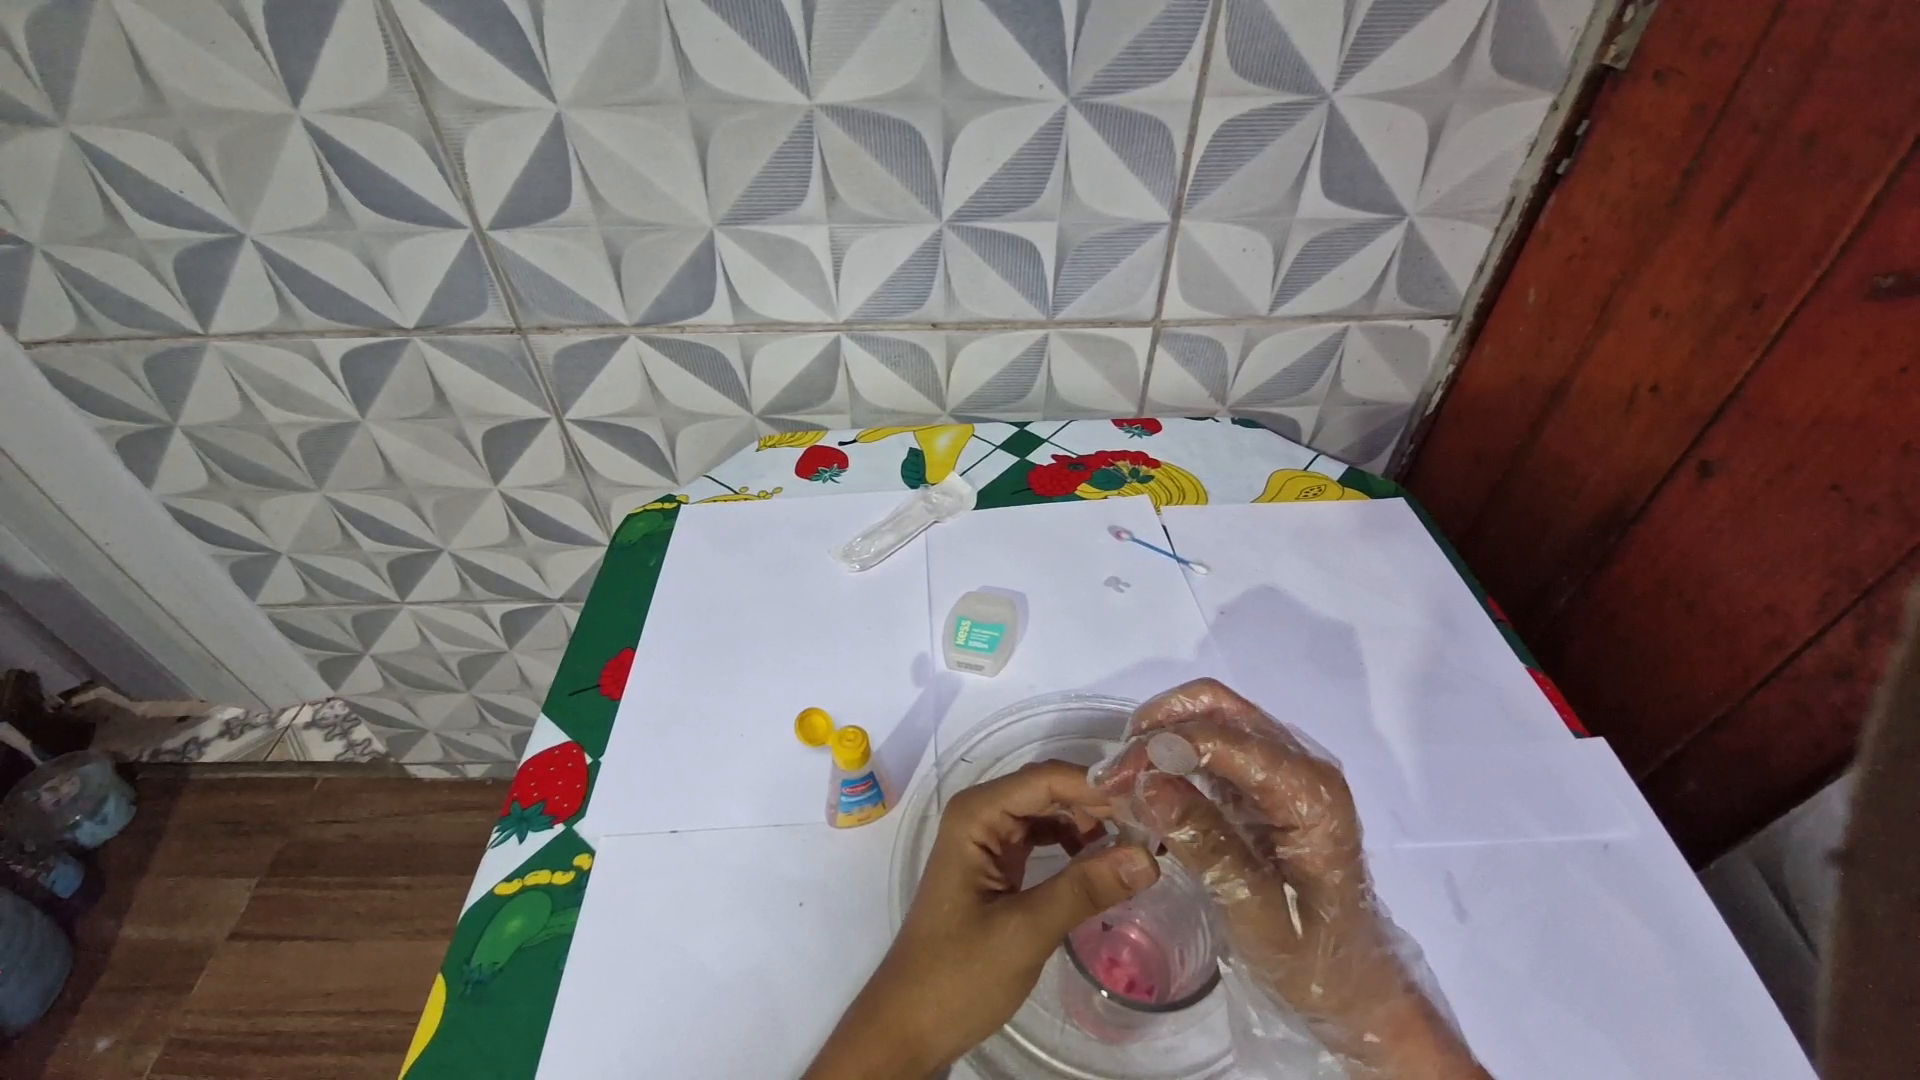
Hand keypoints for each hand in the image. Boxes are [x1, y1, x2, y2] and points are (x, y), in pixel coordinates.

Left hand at [804, 761, 1159, 1078]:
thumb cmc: (957, 974)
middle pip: (1049, 789)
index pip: (1047, 779)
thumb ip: (1085, 889)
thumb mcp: (1025, 930)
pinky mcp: (997, 866)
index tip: (1152, 803)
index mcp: (977, 815)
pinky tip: (1103, 863)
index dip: (1098, 786)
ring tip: (1138, 843)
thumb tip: (1149, 856)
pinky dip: (1074, 844)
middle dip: (1099, 802)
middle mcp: (981, 815)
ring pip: (1049, 812)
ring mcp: (988, 840)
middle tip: (1155, 824)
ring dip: (1090, 822)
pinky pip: (1043, 838)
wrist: (909, 1024)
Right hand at [1095, 679, 1488, 1078]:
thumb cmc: (1312, 959)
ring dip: (1162, 734)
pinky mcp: (1267, 782)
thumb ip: (1207, 846)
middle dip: (1157, 727)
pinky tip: (1148, 781)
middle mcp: (1302, 764)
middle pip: (1218, 707)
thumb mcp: (1256, 915)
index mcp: (1309, 793)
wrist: (1355, 987)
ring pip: (1213, 716)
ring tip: (1121, 776)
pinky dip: (1175, 751)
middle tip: (1112, 771)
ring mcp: (1286, 768)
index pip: (1223, 739)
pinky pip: (1215, 743)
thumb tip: (1149, 784)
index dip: (1160, 747)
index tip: (1111, 779)